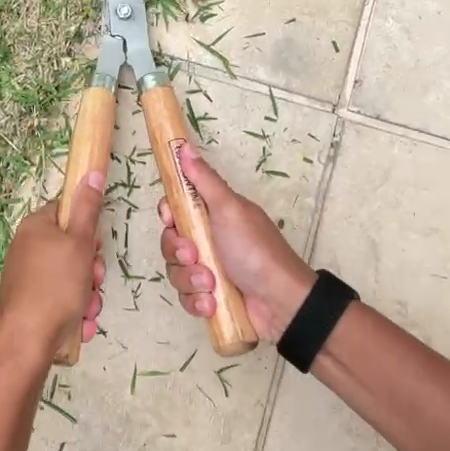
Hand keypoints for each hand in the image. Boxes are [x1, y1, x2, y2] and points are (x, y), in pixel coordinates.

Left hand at [0, 170, 105, 368]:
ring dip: (87, 295)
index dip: (88, 228)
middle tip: (94, 283)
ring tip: (87, 311)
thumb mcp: (79, 243)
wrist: (25, 345)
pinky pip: (60, 300)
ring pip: (71, 278)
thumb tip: (90, 171)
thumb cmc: (55, 287)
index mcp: (35, 226)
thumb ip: (88, 208)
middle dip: (91, 270)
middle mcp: (27, 248)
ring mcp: (26, 277)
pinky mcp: (29, 303)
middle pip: (72, 247)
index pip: (67, 211)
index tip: (96, 246)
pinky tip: (78, 326)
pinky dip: (74, 312)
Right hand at [159, 141, 314, 342]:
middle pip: (170, 241)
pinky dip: (197, 301)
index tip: (172, 220)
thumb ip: (204, 179)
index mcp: (212, 214)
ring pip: (175, 271)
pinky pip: (186, 297)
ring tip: (211, 286)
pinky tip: (211, 304)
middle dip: (179, 252)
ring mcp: (208, 269)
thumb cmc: (255, 249)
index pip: (176, 208)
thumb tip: (185, 146)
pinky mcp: (209, 297)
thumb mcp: (229, 208)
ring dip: (190, 280)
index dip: (169, 214)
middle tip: (195, 256)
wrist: (280, 301)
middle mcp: (207, 239)